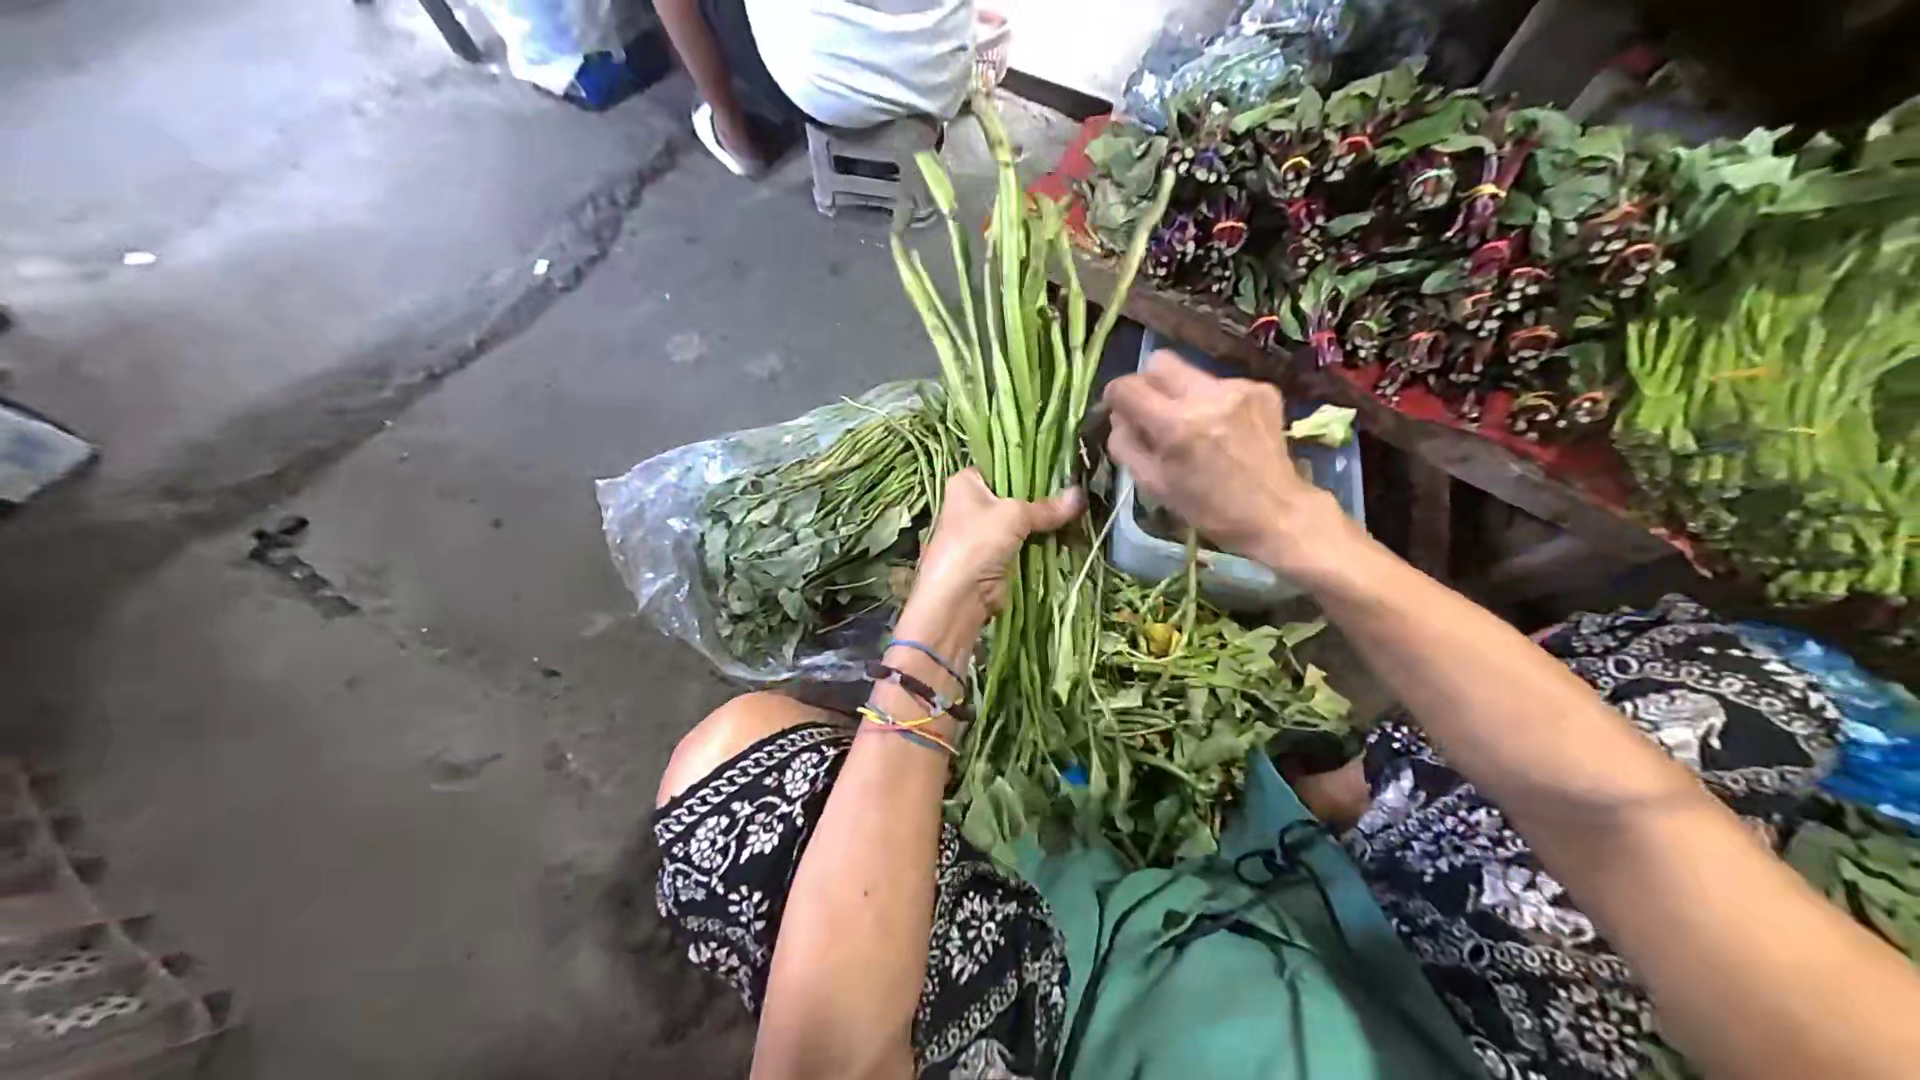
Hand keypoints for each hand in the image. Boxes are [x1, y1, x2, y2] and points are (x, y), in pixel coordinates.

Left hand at [905, 468, 1082, 632]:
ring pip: (1025, 519)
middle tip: (1080, 488)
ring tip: (1082, 511)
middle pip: (1017, 493)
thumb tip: (1080, 495)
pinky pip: (1028, 541)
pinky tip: (1072, 533)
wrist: (958, 596)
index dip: (1032, 464)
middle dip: (1046, 496)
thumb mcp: (1013, 515)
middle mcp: (975, 502)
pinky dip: (1046, 540)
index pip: (1002, 464)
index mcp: (967, 482)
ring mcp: (987, 530)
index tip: (1064, 465)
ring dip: (1049, 520)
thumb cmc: (976, 542)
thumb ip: (1047, 507)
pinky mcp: (999, 554)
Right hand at [1103, 350, 1349, 573]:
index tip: (1118, 408)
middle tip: (1153, 412)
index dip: (1115, 396)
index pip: (1127, 387)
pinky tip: (1224, 431)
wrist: (1276, 513)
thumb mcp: (1153, 484)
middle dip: (1148, 384)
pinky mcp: (1262, 388)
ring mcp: (1238, 388)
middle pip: (1159, 362)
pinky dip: (1213, 403)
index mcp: (1176, 425)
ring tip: (1196, 428)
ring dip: (1182, 396)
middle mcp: (1207, 396)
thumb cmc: (1208, 509)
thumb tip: (1119, 417)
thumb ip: (1126, 444)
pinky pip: (1220, 384)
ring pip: (1191, 373)